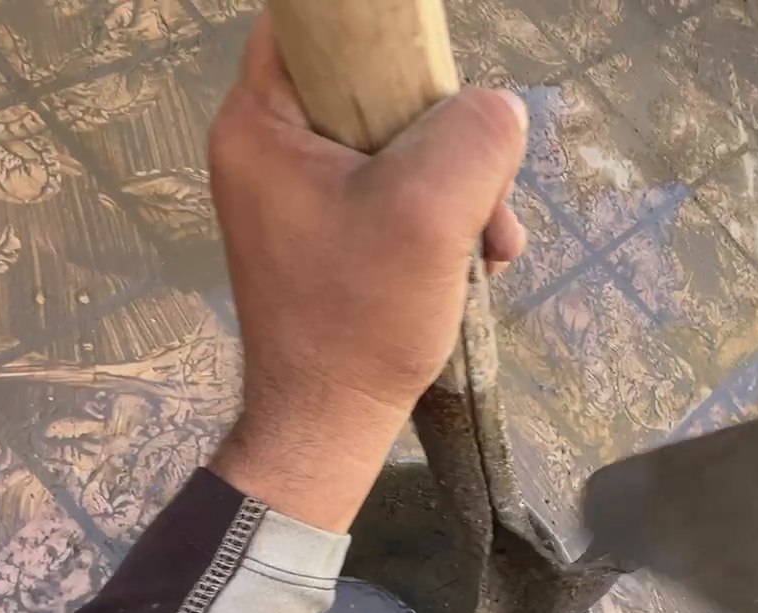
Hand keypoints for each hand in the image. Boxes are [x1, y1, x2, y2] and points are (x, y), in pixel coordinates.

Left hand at [207, 16, 528, 530]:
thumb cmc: (359, 324)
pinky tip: (474, 266)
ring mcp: (303, 202)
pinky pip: (397, 202)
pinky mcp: (331, 242)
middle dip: (450, 138)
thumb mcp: (430, 214)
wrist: (330, 427)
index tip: (440, 82)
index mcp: (263, 125)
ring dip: (461, 192)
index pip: (320, 26)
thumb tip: (495, 112)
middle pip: (376, 93)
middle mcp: (273, 154)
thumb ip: (474, 135)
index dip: (389, 36)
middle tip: (490, 194)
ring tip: (493, 248)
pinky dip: (442, 227)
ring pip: (400, 153)